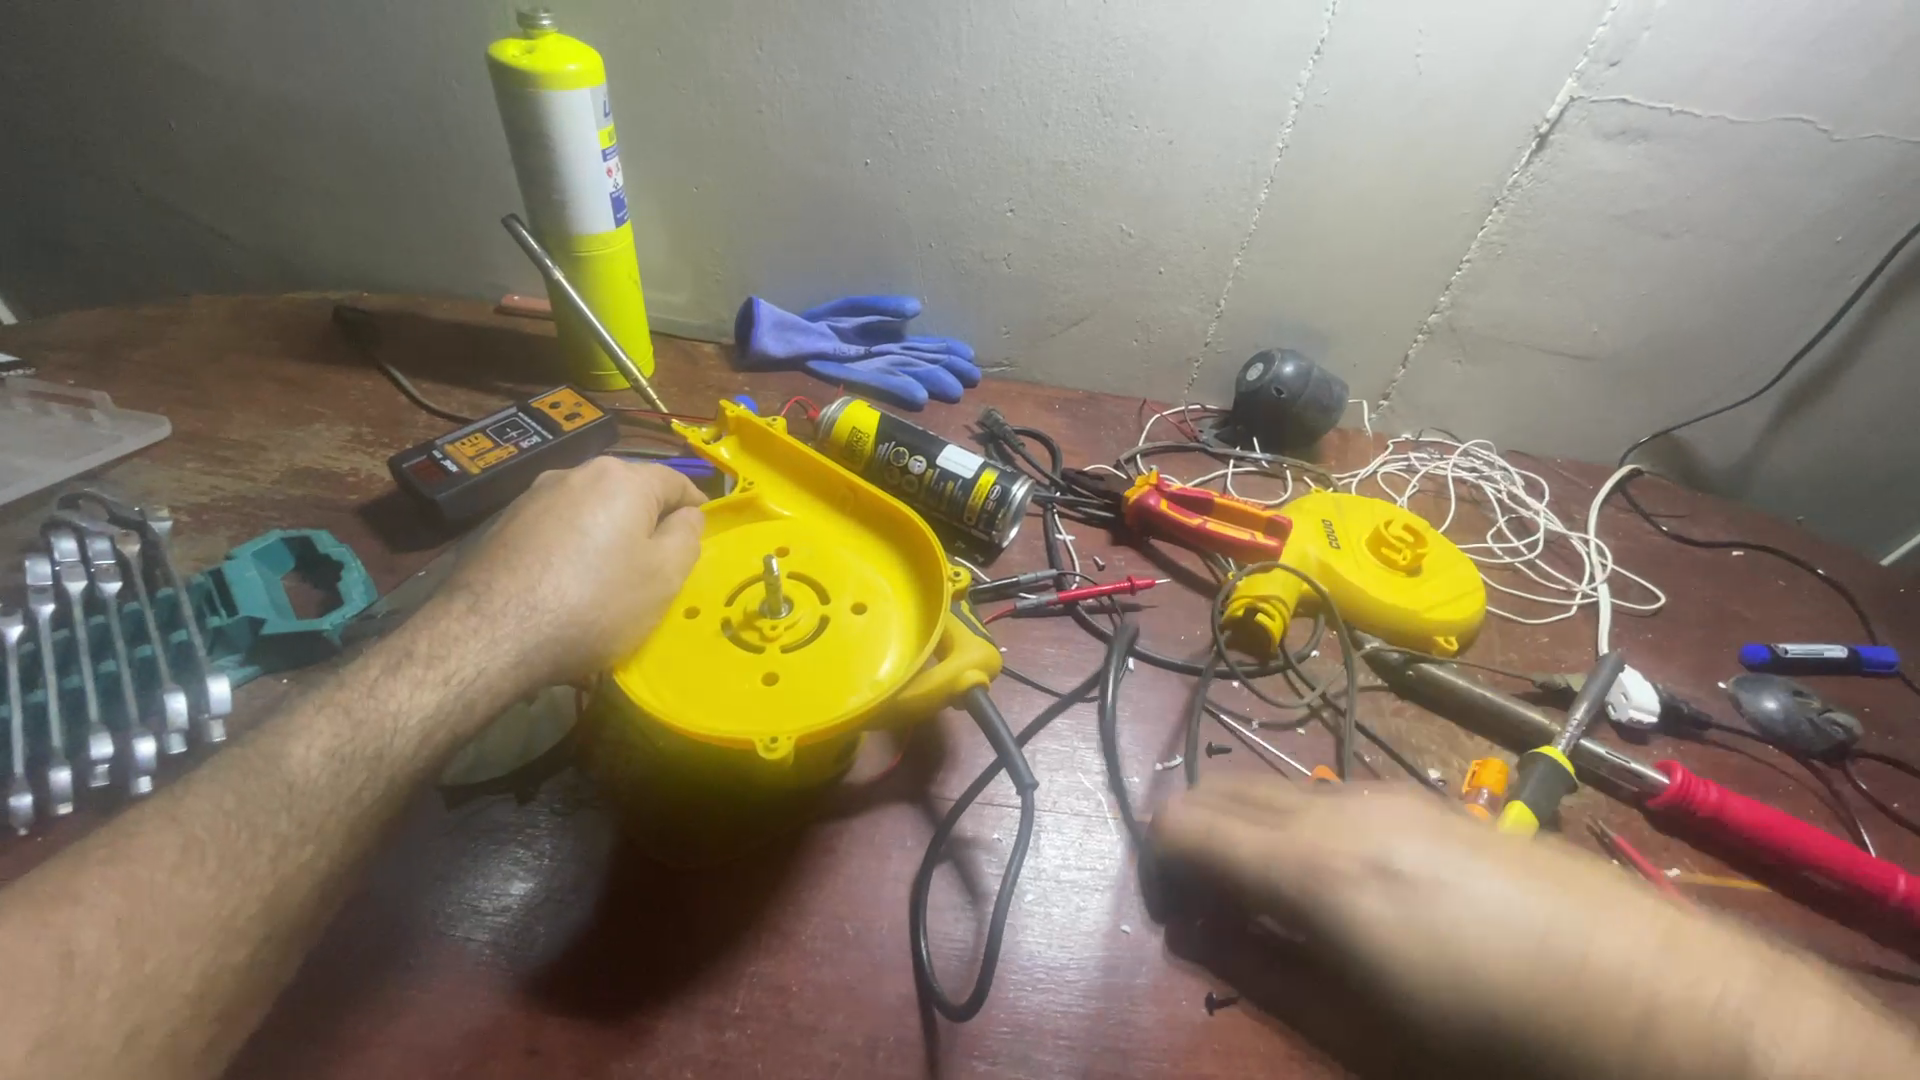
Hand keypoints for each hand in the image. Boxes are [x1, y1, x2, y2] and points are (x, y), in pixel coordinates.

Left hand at [427, 459, 704, 692]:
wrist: (490, 636)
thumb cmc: (595, 603)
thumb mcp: (664, 576)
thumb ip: (687, 537)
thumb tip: (687, 516)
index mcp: (622, 479)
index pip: (674, 480)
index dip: (694, 505)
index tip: (701, 532)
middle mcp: (575, 474)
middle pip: (629, 491)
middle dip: (648, 519)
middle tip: (660, 560)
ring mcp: (532, 497)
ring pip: (590, 509)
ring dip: (609, 532)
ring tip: (612, 574)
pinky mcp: (503, 526)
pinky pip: (557, 528)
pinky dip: (574, 546)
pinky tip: (570, 583)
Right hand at [1150, 775, 1919, 1076]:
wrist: (1670, 1006)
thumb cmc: (1502, 1049)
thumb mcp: (1361, 1039)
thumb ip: (1255, 971)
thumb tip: (1185, 928)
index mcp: (1312, 870)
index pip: (1177, 824)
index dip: (1154, 868)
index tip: (1176, 921)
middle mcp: (1333, 809)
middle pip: (1211, 792)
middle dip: (1189, 847)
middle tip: (1215, 917)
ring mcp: (1378, 793)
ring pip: (1263, 790)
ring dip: (1240, 837)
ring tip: (1277, 911)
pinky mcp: (1418, 797)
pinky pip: (1316, 797)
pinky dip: (1288, 830)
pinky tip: (1341, 893)